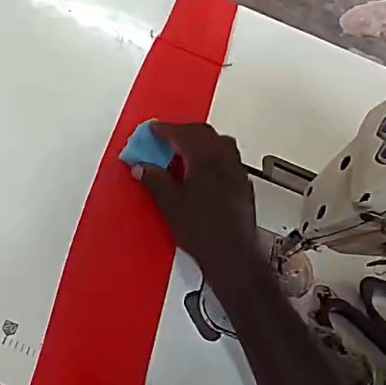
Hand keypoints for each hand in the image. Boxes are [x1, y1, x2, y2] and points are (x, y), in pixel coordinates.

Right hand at [132, 122, 263, 284]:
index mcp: (205, 159)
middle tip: (164, 137)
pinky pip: (227, 158)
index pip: (183, 133)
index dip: (165, 129)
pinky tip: (201, 170)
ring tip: (182, 152)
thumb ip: (155, 181)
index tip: (153, 129)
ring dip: (199, 142)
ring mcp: (237, 172)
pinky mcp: (242, 185)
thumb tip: (143, 168)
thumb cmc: (206, 233)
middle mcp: (225, 160)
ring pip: (219, 143)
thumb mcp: (170, 205)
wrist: (232, 255)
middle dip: (182, 131)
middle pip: (204, 133)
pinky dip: (211, 156)